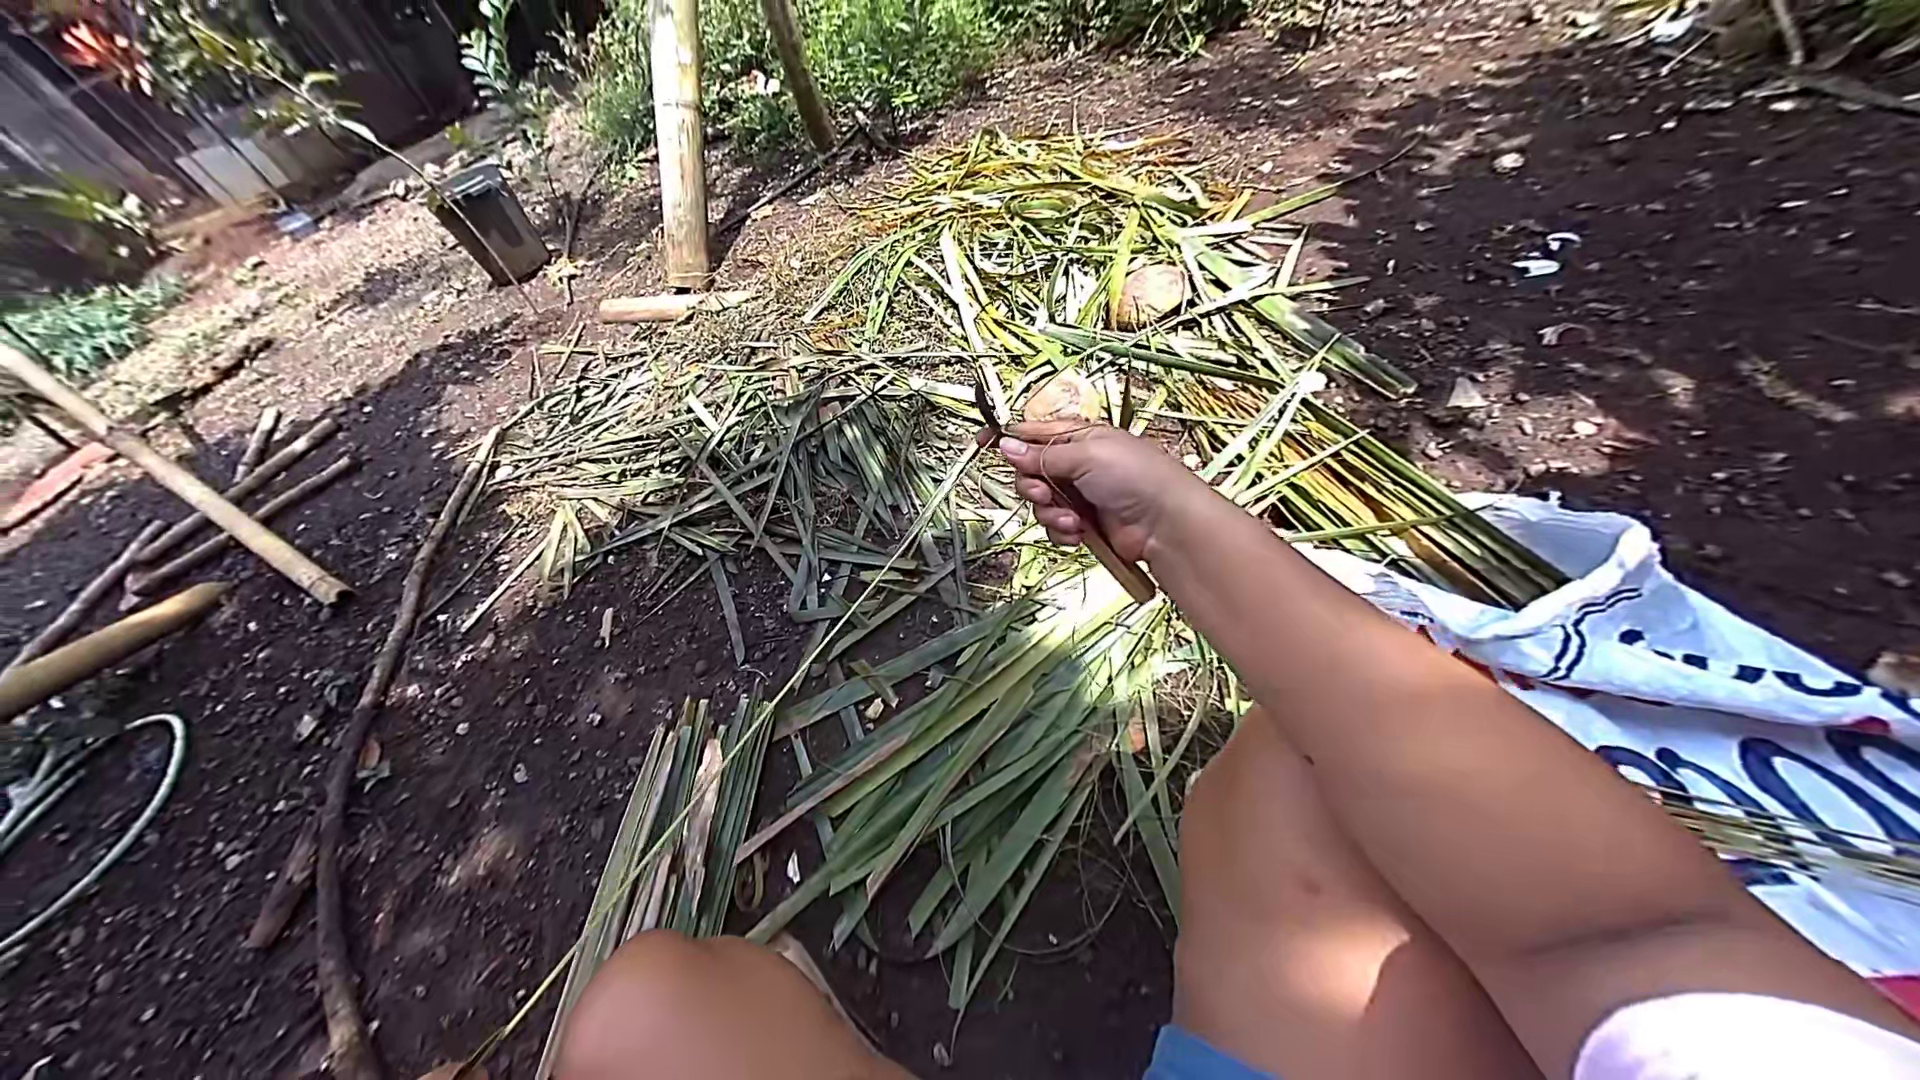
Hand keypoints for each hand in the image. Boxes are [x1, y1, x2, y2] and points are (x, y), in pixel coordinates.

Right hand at [986, 420, 1207, 564]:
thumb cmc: (1135, 476)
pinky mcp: (1082, 524)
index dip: (1007, 439)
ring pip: (1039, 503)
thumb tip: (1005, 445)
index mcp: (1077, 437)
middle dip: (1031, 485)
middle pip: (1028, 472)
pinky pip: (1054, 527)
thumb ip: (1042, 453)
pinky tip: (1079, 533)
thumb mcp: (1086, 454)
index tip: (982, 444)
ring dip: (1050, 513)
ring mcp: (1078, 495)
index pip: (1032, 433)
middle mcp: (1075, 464)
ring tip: (1073, 519)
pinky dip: (1062, 532)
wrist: (1165, 523)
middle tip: (1044, 492)